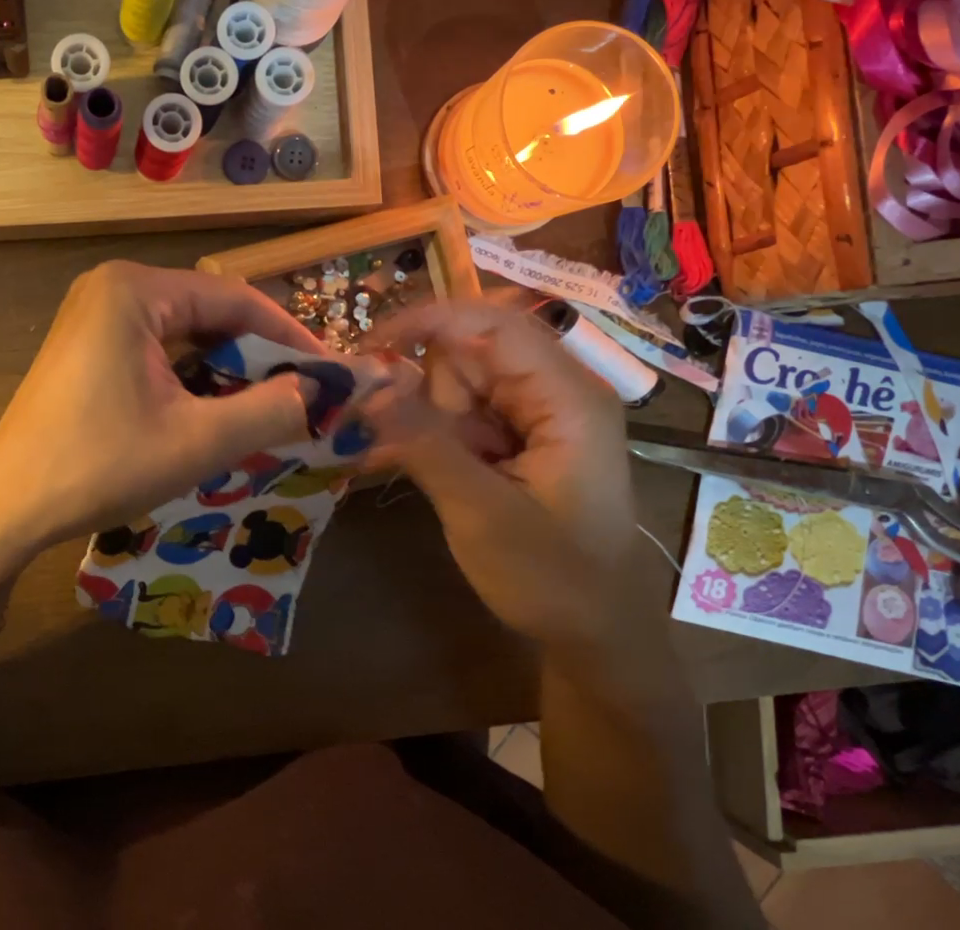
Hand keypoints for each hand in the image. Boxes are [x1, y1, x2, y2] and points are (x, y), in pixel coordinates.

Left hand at [0, 262, 325, 585]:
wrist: (8, 506)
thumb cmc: (100, 467)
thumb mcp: (198, 442)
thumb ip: (272, 409)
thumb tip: (324, 391)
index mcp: (134, 290)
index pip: (236, 299)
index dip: (291, 336)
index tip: (333, 375)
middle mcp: (110, 287)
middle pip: (208, 311)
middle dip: (259, 353)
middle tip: (304, 395)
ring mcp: (90, 316)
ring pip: (181, 332)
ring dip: (226, 367)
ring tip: (268, 406)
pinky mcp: (82, 346)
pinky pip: (152, 348)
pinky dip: (189, 375)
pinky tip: (213, 409)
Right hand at [357, 300, 649, 655]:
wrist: (595, 636)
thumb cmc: (550, 577)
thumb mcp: (478, 511)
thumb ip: (423, 442)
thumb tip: (367, 385)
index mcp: (566, 398)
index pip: (491, 324)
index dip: (425, 322)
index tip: (365, 350)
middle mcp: (556, 393)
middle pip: (468, 353)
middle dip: (425, 390)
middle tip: (403, 444)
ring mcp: (538, 416)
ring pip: (456, 384)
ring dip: (422, 418)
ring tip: (405, 465)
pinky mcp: (520, 440)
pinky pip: (461, 415)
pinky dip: (429, 435)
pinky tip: (402, 463)